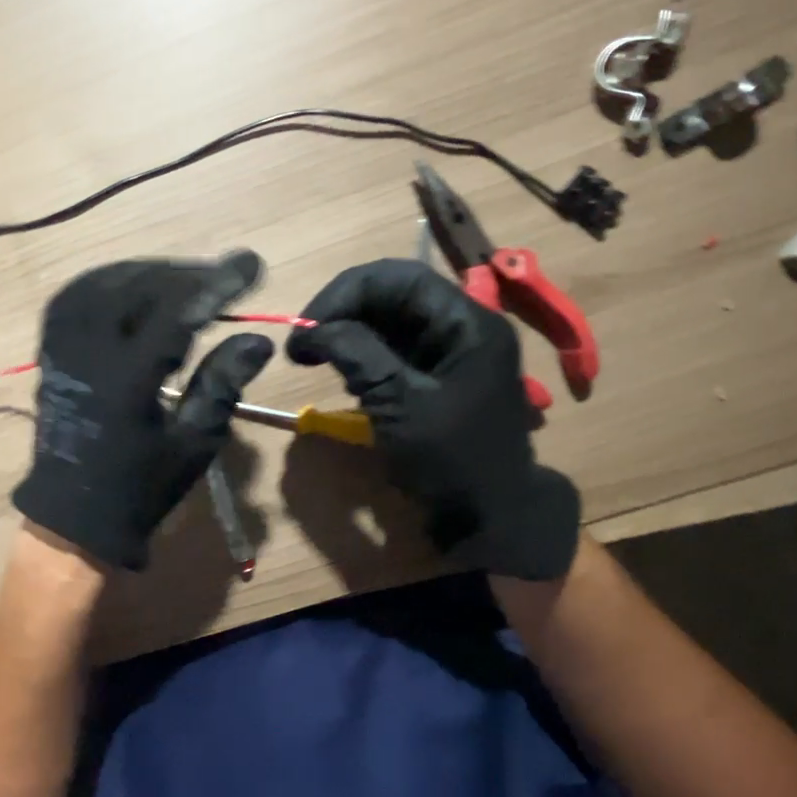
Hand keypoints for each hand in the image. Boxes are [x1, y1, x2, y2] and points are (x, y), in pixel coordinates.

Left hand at [12, 250, 274, 570]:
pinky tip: (132, 288)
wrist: (73, 514)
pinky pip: (74, 297)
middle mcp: (89, 354)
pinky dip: (107, 282)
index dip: (216, 284)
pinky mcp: (49, 352)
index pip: (176, 311)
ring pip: (102, 283)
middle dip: (184, 274)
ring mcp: (62, 349)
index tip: (250, 264)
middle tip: (222, 277)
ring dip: (146, 273)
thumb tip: (257, 338)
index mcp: (128, 380)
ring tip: (183, 280)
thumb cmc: (140, 486)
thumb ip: (221, 385)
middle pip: (138, 287)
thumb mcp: (193, 444)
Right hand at [287, 258, 579, 580]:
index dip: (345, 293)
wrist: (492, 517)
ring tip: (318, 361)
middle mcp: (463, 326)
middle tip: (304, 344)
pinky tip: (346, 377)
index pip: (399, 278)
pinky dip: (364, 355)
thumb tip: (312, 330)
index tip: (306, 327)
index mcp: (467, 323)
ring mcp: (452, 351)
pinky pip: (396, 348)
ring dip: (350, 333)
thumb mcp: (399, 404)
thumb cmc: (450, 460)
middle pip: (394, 295)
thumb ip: (357, 355)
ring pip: (391, 320)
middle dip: (344, 313)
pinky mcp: (439, 376)